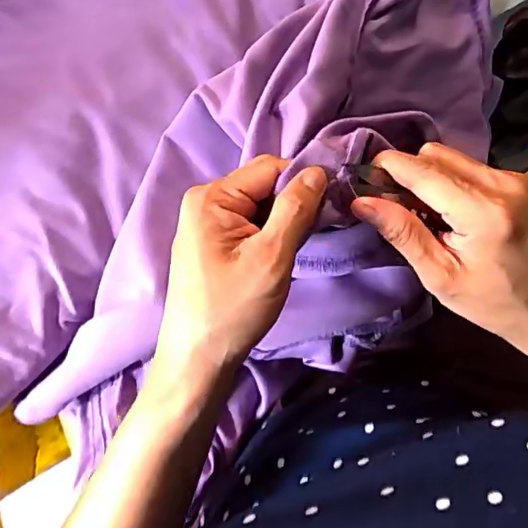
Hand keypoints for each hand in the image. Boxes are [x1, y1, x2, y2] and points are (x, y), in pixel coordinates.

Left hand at [152, 157, 327, 391]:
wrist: (197, 359)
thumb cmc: (233, 308)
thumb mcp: (271, 257)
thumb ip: (295, 209)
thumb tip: (317, 171)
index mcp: (211, 197)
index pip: (269, 168)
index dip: (302, 181)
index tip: (330, 205)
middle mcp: (204, 201)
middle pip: (263, 184)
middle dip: (292, 203)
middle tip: (315, 232)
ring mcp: (205, 222)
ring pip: (259, 205)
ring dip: (283, 221)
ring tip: (294, 248)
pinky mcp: (211, 242)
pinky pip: (249, 223)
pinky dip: (270, 234)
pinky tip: (279, 255)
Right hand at [350, 143, 527, 358]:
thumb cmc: (493, 302)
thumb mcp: (439, 276)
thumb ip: (402, 233)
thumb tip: (362, 201)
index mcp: (485, 214)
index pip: (422, 170)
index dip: (387, 169)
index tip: (364, 182)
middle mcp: (502, 185)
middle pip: (433, 155)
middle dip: (406, 174)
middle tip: (396, 208)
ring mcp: (513, 178)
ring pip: (447, 156)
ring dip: (426, 177)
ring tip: (425, 213)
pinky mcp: (515, 178)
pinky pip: (465, 165)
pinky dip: (447, 181)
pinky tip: (448, 211)